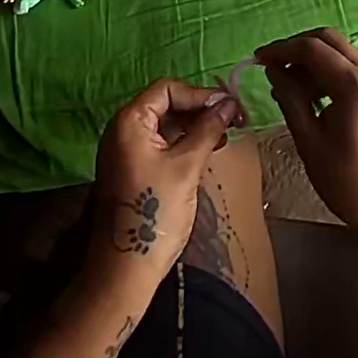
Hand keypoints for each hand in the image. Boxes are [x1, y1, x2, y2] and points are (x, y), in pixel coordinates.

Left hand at [91, 78, 243, 283]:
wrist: (125, 269)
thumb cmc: (155, 211)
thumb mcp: (187, 165)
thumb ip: (208, 129)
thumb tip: (229, 103)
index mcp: (130, 121)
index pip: (168, 89)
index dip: (200, 94)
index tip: (229, 105)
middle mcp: (123, 128)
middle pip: (166, 103)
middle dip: (200, 109)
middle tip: (234, 117)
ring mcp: (126, 148)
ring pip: (166, 122)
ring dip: (195, 125)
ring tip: (226, 133)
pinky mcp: (133, 166)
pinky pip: (161, 141)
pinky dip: (185, 140)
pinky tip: (209, 148)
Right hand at [255, 28, 357, 238]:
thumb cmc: (350, 183)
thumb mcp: (310, 141)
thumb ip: (290, 98)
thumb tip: (273, 70)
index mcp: (354, 85)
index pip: (311, 48)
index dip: (281, 49)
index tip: (257, 60)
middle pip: (328, 39)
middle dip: (296, 47)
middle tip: (271, 66)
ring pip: (339, 51)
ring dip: (311, 60)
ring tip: (286, 86)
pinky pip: (349, 67)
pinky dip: (326, 71)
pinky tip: (309, 95)